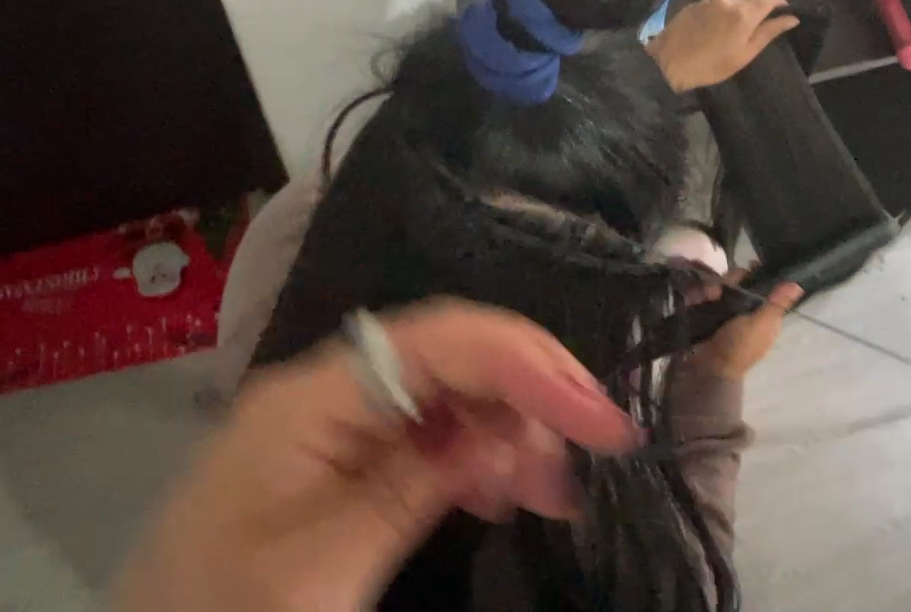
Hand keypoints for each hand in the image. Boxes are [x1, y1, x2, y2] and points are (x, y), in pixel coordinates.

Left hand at [117, 300, 641, 611]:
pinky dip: (471, 457)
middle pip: (446, 356)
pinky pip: (420, 434)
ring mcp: (330, 420)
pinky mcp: (336, 457)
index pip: (436, 341)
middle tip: (591, 457)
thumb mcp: (322, 570)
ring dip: (505, 427)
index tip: (600, 416)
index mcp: (311, 396)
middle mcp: (324, 388)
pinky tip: (497, 492)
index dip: (525, 361)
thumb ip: (413, 486)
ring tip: (551, 490)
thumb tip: (508, 428)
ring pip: (442, 393)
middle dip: (526, 393)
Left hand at [647, 0, 800, 91]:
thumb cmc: (710, 65)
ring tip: (725, 38)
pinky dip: (716, 17)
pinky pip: (712, 8)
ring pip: (729, 4)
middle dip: (753, 14)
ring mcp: (706, 1)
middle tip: (748, 36)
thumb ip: (769, 32)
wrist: (667, 64)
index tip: (782, 14)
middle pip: (748, 1)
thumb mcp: (745, 54)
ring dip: (732, 16)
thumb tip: (792, 17)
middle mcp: (726, 0)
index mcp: (743, 12)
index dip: (779, 3)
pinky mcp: (691, 6)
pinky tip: (708, 34)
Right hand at [692, 279, 801, 379]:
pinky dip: (698, 295)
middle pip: (737, 283)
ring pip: (718, 287)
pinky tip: (695, 298)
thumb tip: (798, 284)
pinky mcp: (703, 313)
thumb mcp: (761, 323)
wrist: (709, 366)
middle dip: (729, 281)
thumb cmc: (740, 346)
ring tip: (706, 296)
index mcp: (762, 314)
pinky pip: (701, 295)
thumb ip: (776, 303)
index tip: (748, 265)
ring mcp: (722, 312)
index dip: (755, 274)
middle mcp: (743, 310)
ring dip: (711, 288)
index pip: (761, 286)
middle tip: (721, 288)